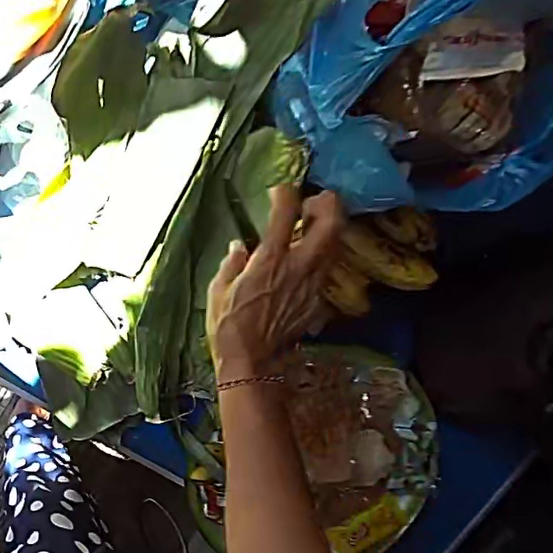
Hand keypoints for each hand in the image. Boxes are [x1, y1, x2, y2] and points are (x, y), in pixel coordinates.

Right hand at [207, 186, 344, 381]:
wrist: (253, 363)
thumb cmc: (227, 328)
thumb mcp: (217, 293)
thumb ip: (230, 265)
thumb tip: (239, 247)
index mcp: (269, 261)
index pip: (285, 214)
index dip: (285, 194)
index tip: (279, 190)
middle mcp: (299, 266)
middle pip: (331, 221)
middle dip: (326, 204)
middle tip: (312, 203)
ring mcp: (314, 282)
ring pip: (335, 243)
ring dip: (326, 229)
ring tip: (311, 229)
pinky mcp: (318, 298)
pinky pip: (325, 268)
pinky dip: (319, 257)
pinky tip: (304, 262)